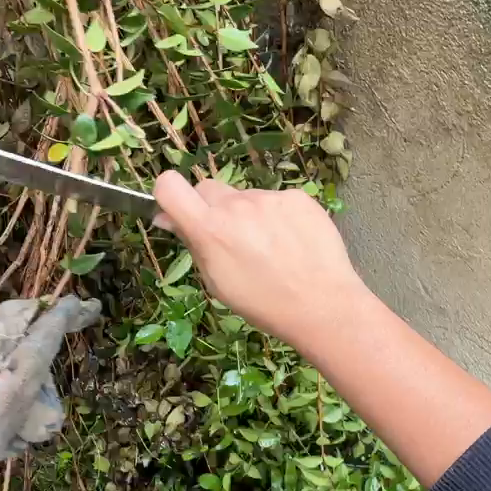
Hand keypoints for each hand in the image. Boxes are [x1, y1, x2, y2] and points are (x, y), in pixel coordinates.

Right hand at [153, 172, 373, 349]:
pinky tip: (292, 242)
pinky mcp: (297, 197)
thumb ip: (194, 243)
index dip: (168, 194)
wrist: (322, 305)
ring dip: (249, 215)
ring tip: (271, 249)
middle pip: (208, 189)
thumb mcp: (217, 282)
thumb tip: (169, 217)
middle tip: (230, 238)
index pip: (169, 186)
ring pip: (246, 198)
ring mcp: (269, 198)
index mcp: (209, 229)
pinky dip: (278, 216)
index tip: (178, 210)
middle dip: (211, 209)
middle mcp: (236, 206)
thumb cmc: (263, 303)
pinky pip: (276, 201)